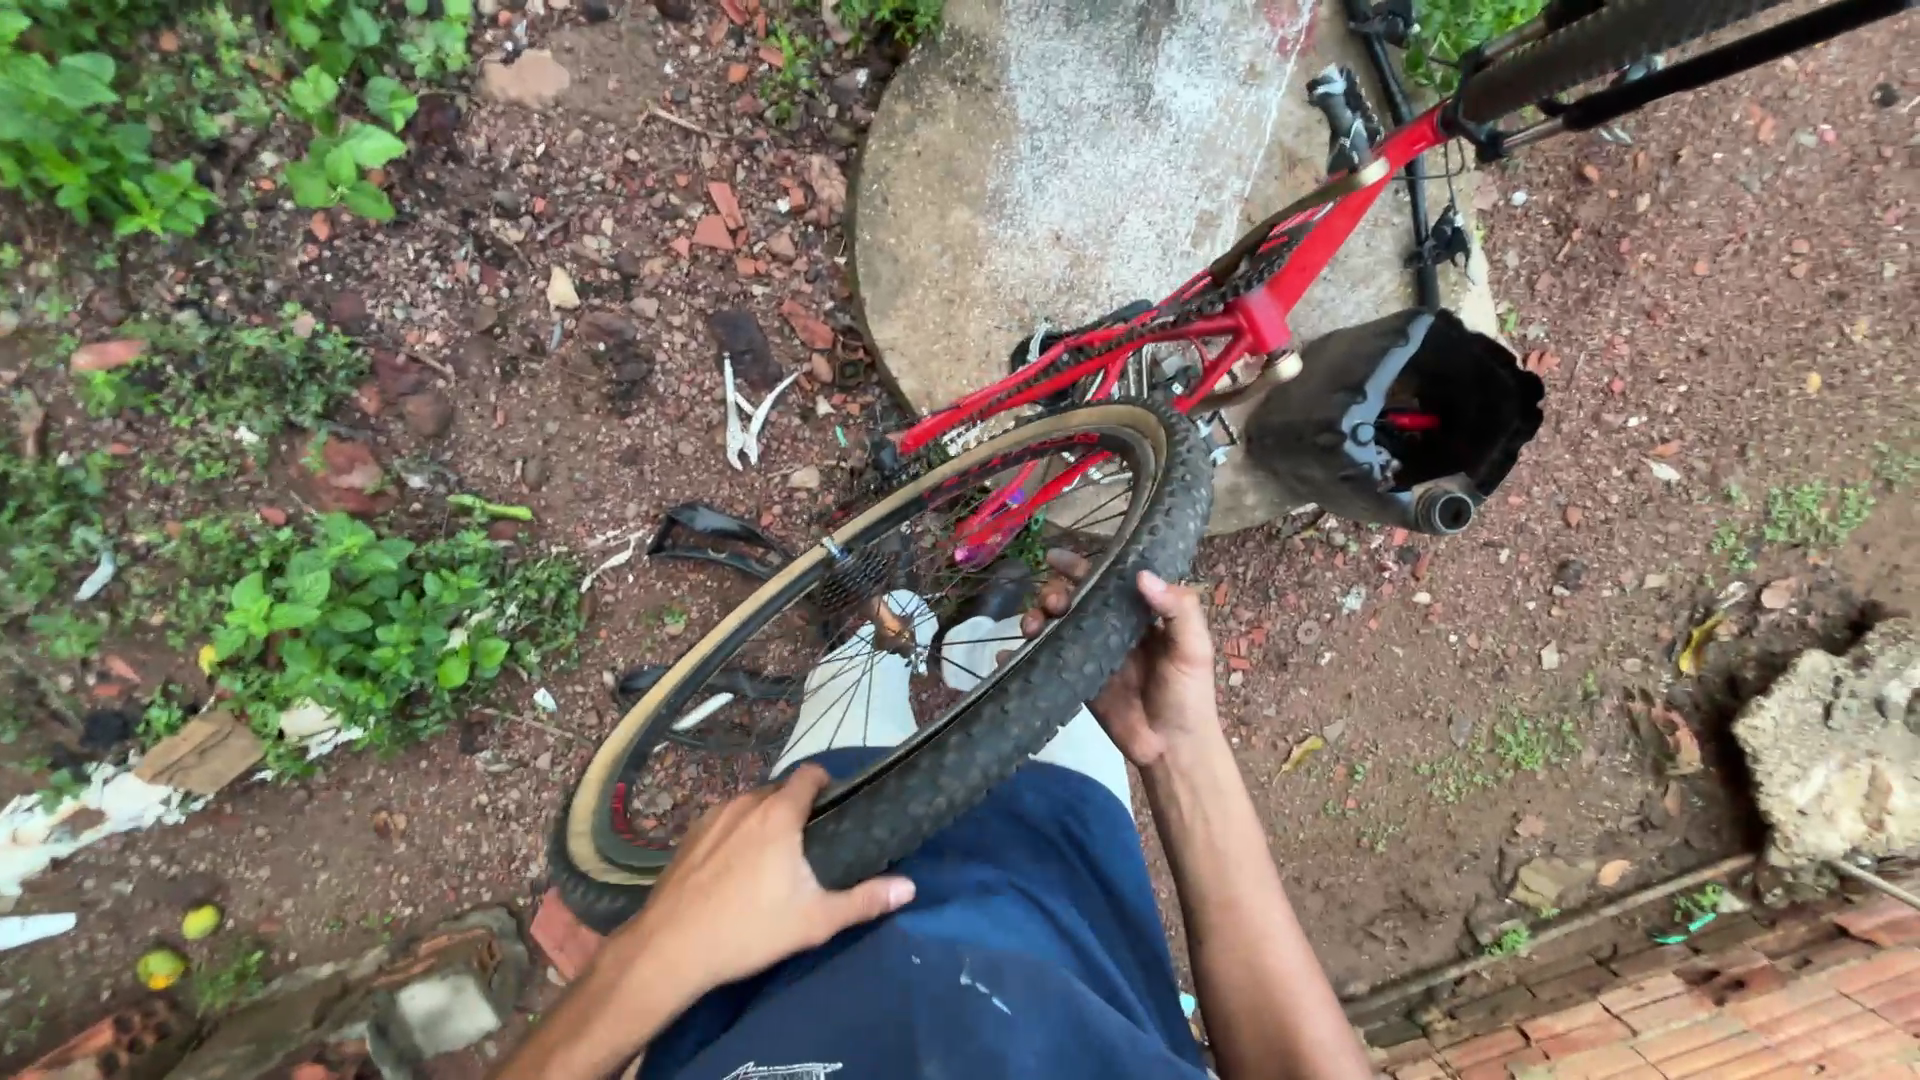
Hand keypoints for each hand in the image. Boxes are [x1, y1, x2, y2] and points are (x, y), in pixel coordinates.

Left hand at [602, 765, 914, 997]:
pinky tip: (734, 868)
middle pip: (781, 790)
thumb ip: (864, 900)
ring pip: (751, 804)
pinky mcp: (689, 834)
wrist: (668, 950)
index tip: (835, 807)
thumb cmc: (748, 930)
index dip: (827, 783)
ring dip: (766, 819)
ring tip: (772, 858)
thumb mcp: (815, 920)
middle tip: (809, 844)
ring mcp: (713, 816)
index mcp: (779, 814)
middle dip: (798, 808)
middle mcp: (746, 803)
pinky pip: (725, 820)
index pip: (809, 774)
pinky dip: (737, 832)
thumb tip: (909, 887)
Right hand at [1021, 549, 1219, 766]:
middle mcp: (1109, 628)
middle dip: (1054, 594)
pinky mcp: (1073, 679)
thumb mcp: (1194, 648)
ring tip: (1031, 626)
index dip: (1078, 566)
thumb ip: (1178, 609)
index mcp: (1136, 614)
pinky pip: (1043, 661)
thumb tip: (1141, 575)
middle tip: (1054, 603)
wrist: (1172, 748)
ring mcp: (1088, 654)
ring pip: (1053, 626)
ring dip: (1036, 618)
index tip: (1054, 557)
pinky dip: (1020, 655)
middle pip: (1071, 600)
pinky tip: (1008, 655)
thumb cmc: (1188, 694)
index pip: (1104, 580)